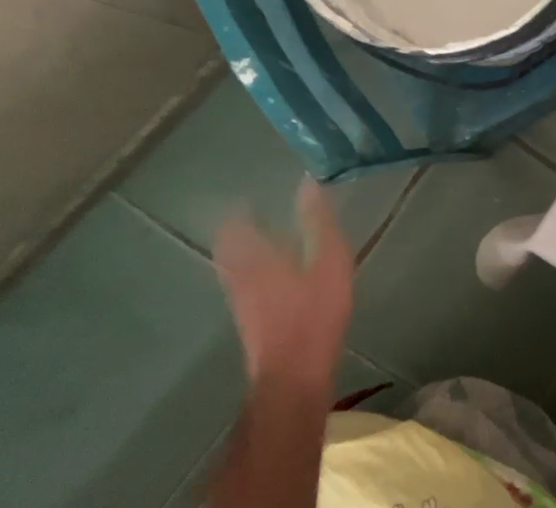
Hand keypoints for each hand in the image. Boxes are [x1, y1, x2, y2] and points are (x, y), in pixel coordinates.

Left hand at [214, 180, 353, 388]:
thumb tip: (308, 182)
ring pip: (231, 268)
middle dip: (236, 230)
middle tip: (250, 215)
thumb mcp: (328, 261)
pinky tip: (267, 276)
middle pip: (227, 248)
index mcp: (255, 258)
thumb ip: (318, 223)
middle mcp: (239, 276)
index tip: (247, 196)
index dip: (238, 210)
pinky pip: (241, 285)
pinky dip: (248, 272)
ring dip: (240, 251)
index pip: (235, 226)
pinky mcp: (248, 320)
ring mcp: (240, 302)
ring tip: (259, 241)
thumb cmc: (314, 312)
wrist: (294, 373)